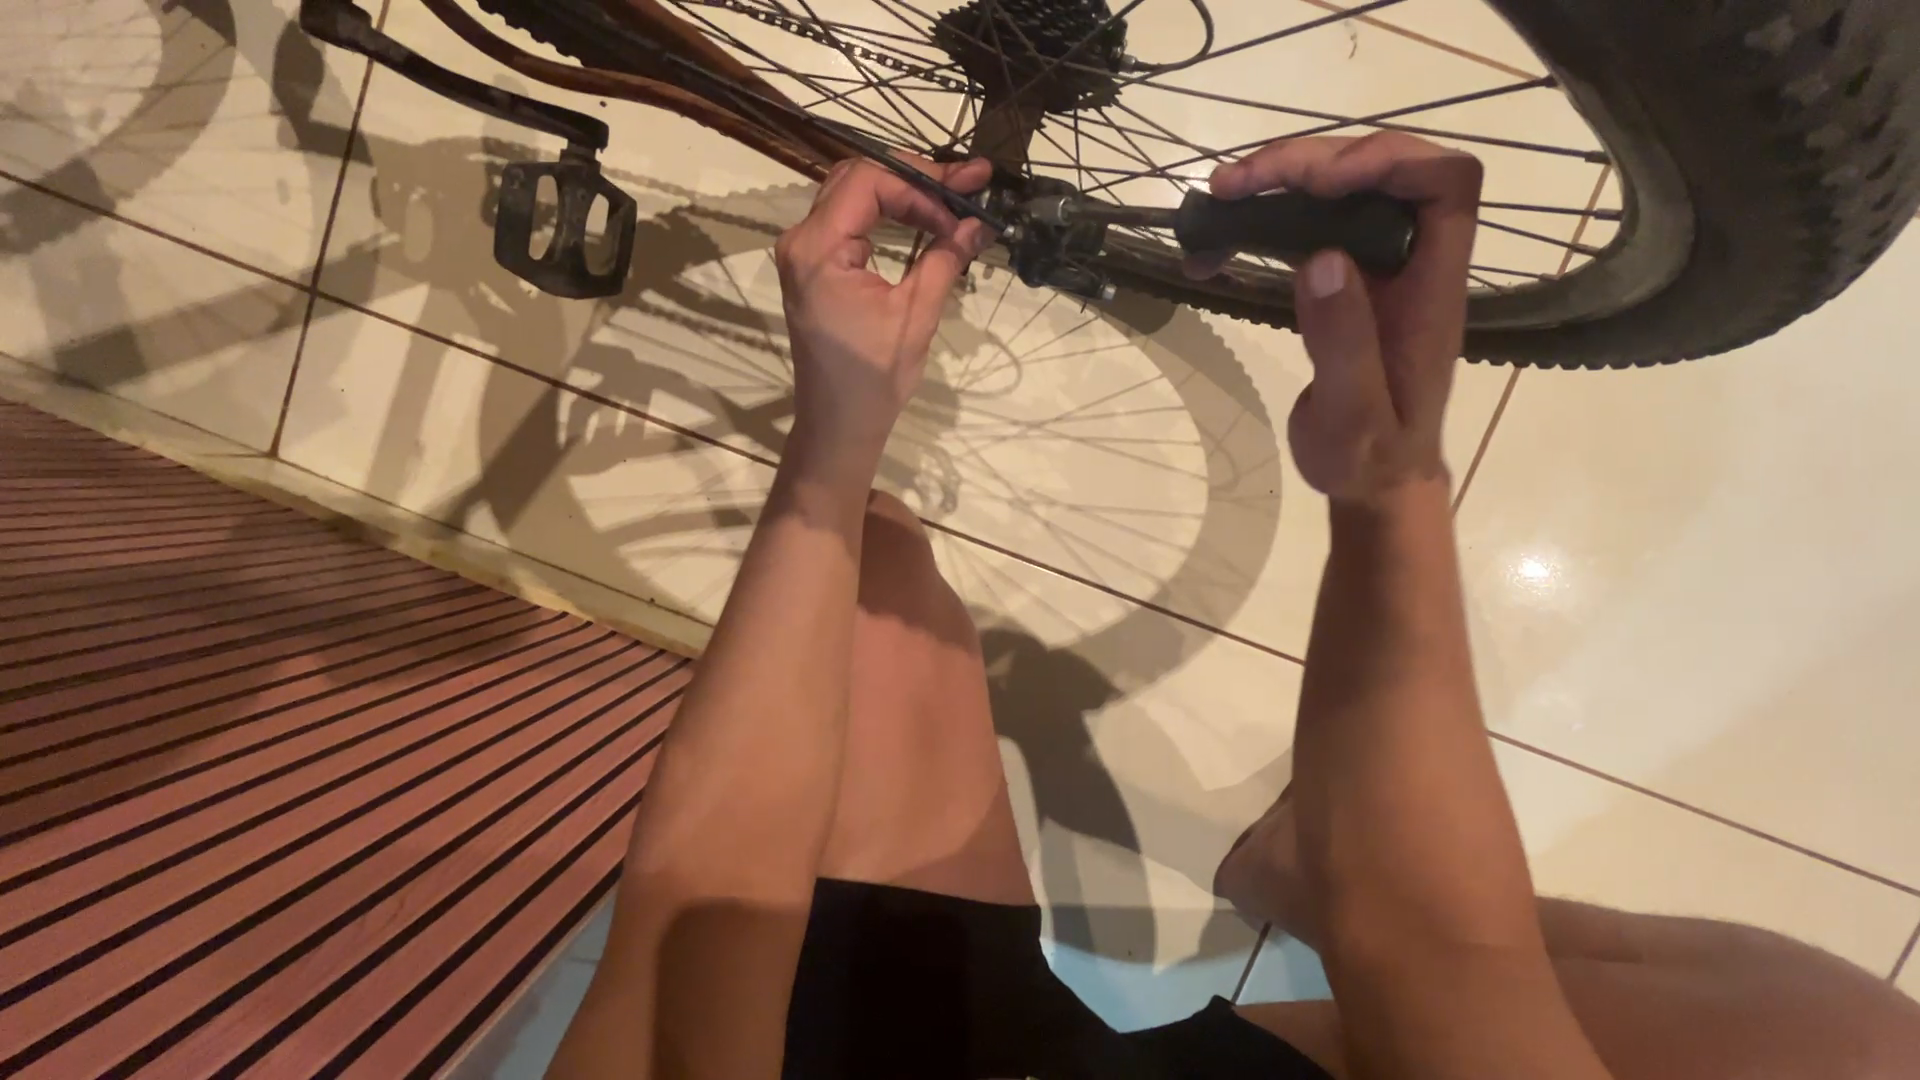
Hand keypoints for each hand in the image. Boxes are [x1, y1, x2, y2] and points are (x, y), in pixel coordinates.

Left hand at [774, 155, 992, 476]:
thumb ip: (945, 260)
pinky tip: (920, 218)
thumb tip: (979, 224)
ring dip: (901, 192)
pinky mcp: (813, 267)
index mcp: (818, 250)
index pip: (869, 182)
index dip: (920, 188)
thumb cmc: (874, 378)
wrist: (838, 422)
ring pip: (851, 195)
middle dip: (914, 178)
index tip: (960, 213)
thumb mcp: (916, 316)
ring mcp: (803, 253)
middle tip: (965, 185)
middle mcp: (801, 241)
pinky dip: (885, 214)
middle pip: (857, 178)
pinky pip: (848, 221)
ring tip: (950, 197)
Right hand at [1208, 133, 1481, 504]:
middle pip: (1378, 174)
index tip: (1315, 180)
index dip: (1386, 161)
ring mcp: (1374, 272)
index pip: (1443, 184)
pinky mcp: (1342, 287)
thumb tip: (1320, 258)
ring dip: (1279, 186)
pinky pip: (1309, 232)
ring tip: (1217, 200)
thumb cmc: (1369, 456)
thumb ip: (1344, 341)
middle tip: (1231, 185)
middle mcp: (1408, 263)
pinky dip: (1266, 225)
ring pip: (1337, 197)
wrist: (1370, 481)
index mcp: (1431, 286)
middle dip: (1306, 165)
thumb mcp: (1355, 413)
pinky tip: (1222, 243)